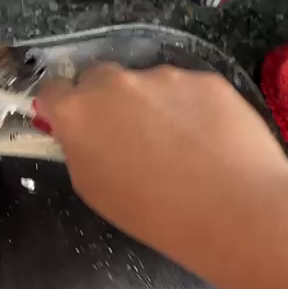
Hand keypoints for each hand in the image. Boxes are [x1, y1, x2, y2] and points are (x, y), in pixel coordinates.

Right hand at [34, 62, 287, 246]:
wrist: (235, 212)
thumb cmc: (151, 211)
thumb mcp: (91, 186)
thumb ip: (78, 147)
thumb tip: (83, 132)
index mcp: (76, 111)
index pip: (52, 90)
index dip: (61, 106)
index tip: (75, 124)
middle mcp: (113, 83)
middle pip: (98, 78)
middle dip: (105, 99)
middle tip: (128, 134)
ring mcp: (162, 76)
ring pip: (146, 83)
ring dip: (151, 103)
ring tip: (179, 142)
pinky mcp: (205, 79)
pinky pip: (187, 89)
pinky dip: (190, 107)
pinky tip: (209, 139)